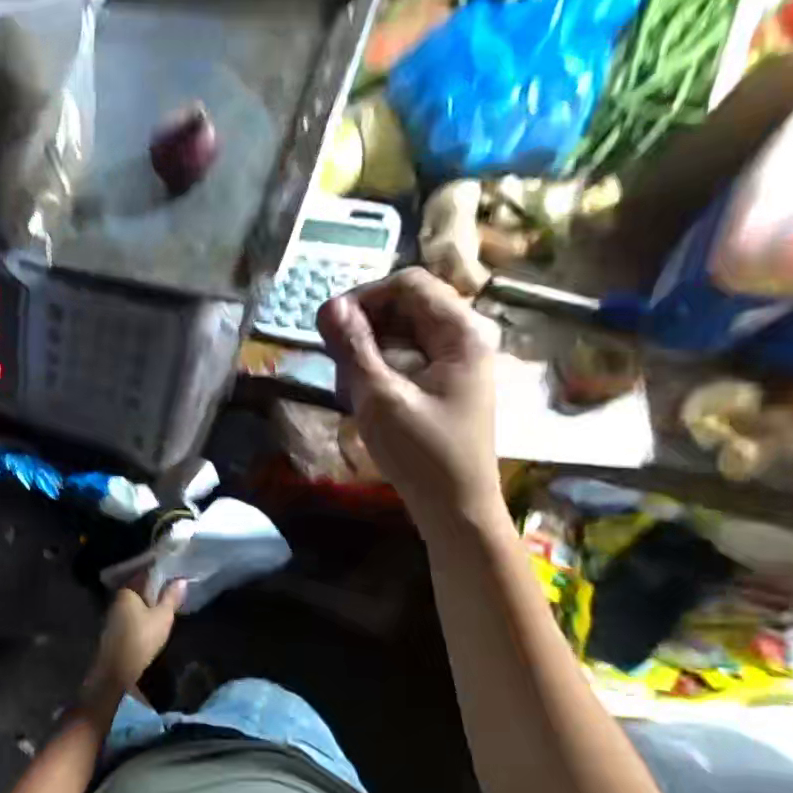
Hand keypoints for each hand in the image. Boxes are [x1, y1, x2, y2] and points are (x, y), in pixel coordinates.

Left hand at [85, 579, 186, 697]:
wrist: (117, 669)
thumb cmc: (142, 637)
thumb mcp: (163, 616)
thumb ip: (171, 597)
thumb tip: (182, 580)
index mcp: (126, 592)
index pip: (142, 576)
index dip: (157, 576)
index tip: (171, 577)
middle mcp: (115, 601)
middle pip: (136, 591)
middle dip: (150, 592)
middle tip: (169, 593)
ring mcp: (111, 617)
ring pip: (131, 607)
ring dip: (144, 607)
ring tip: (162, 608)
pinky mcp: (111, 632)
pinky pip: (128, 619)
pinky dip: (138, 619)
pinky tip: (148, 624)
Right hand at [316, 268, 505, 528]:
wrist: (456, 508)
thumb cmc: (422, 455)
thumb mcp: (380, 400)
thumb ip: (354, 349)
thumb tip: (328, 306)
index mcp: (461, 332)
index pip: (408, 284)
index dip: (364, 297)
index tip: (328, 327)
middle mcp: (465, 336)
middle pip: (406, 305)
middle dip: (364, 325)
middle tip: (334, 359)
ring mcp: (457, 360)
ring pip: (403, 331)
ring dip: (369, 347)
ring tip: (347, 381)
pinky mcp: (446, 382)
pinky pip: (408, 355)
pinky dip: (381, 365)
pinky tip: (363, 393)